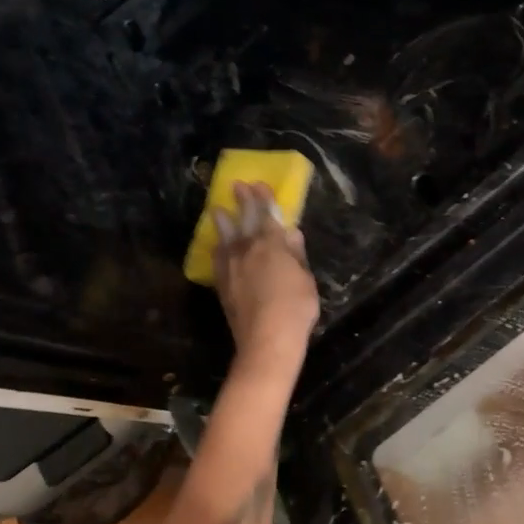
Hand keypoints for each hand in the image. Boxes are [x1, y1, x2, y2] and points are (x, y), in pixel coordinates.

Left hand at [212, 182, 319, 359]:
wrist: (267, 338)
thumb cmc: (296, 307)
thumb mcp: (306, 278)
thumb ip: (296, 254)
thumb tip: (291, 233)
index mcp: (272, 245)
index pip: (268, 215)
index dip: (264, 199)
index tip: (260, 185)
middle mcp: (248, 250)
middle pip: (245, 221)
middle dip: (243, 202)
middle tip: (237, 185)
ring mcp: (231, 267)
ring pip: (225, 237)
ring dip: (223, 222)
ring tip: (217, 209)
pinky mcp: (222, 284)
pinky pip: (218, 258)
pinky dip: (218, 247)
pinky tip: (218, 246)